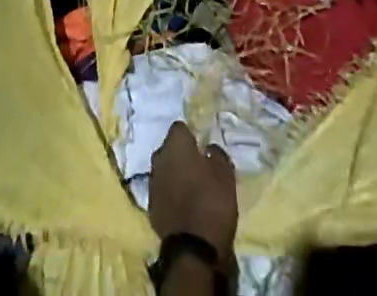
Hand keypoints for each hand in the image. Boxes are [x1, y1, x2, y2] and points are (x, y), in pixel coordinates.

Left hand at [146, 121, 236, 266]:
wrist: (194, 248)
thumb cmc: (213, 201)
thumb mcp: (225, 172)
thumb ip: (216, 153)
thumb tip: (208, 148)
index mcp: (175, 146)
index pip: (179, 127)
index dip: (190, 134)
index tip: (201, 144)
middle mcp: (158, 160)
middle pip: (168, 148)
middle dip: (180, 153)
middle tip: (198, 163)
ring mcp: (152, 184)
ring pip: (163, 169)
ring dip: (173, 173)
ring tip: (191, 184)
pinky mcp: (150, 207)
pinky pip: (161, 190)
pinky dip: (170, 192)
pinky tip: (183, 202)